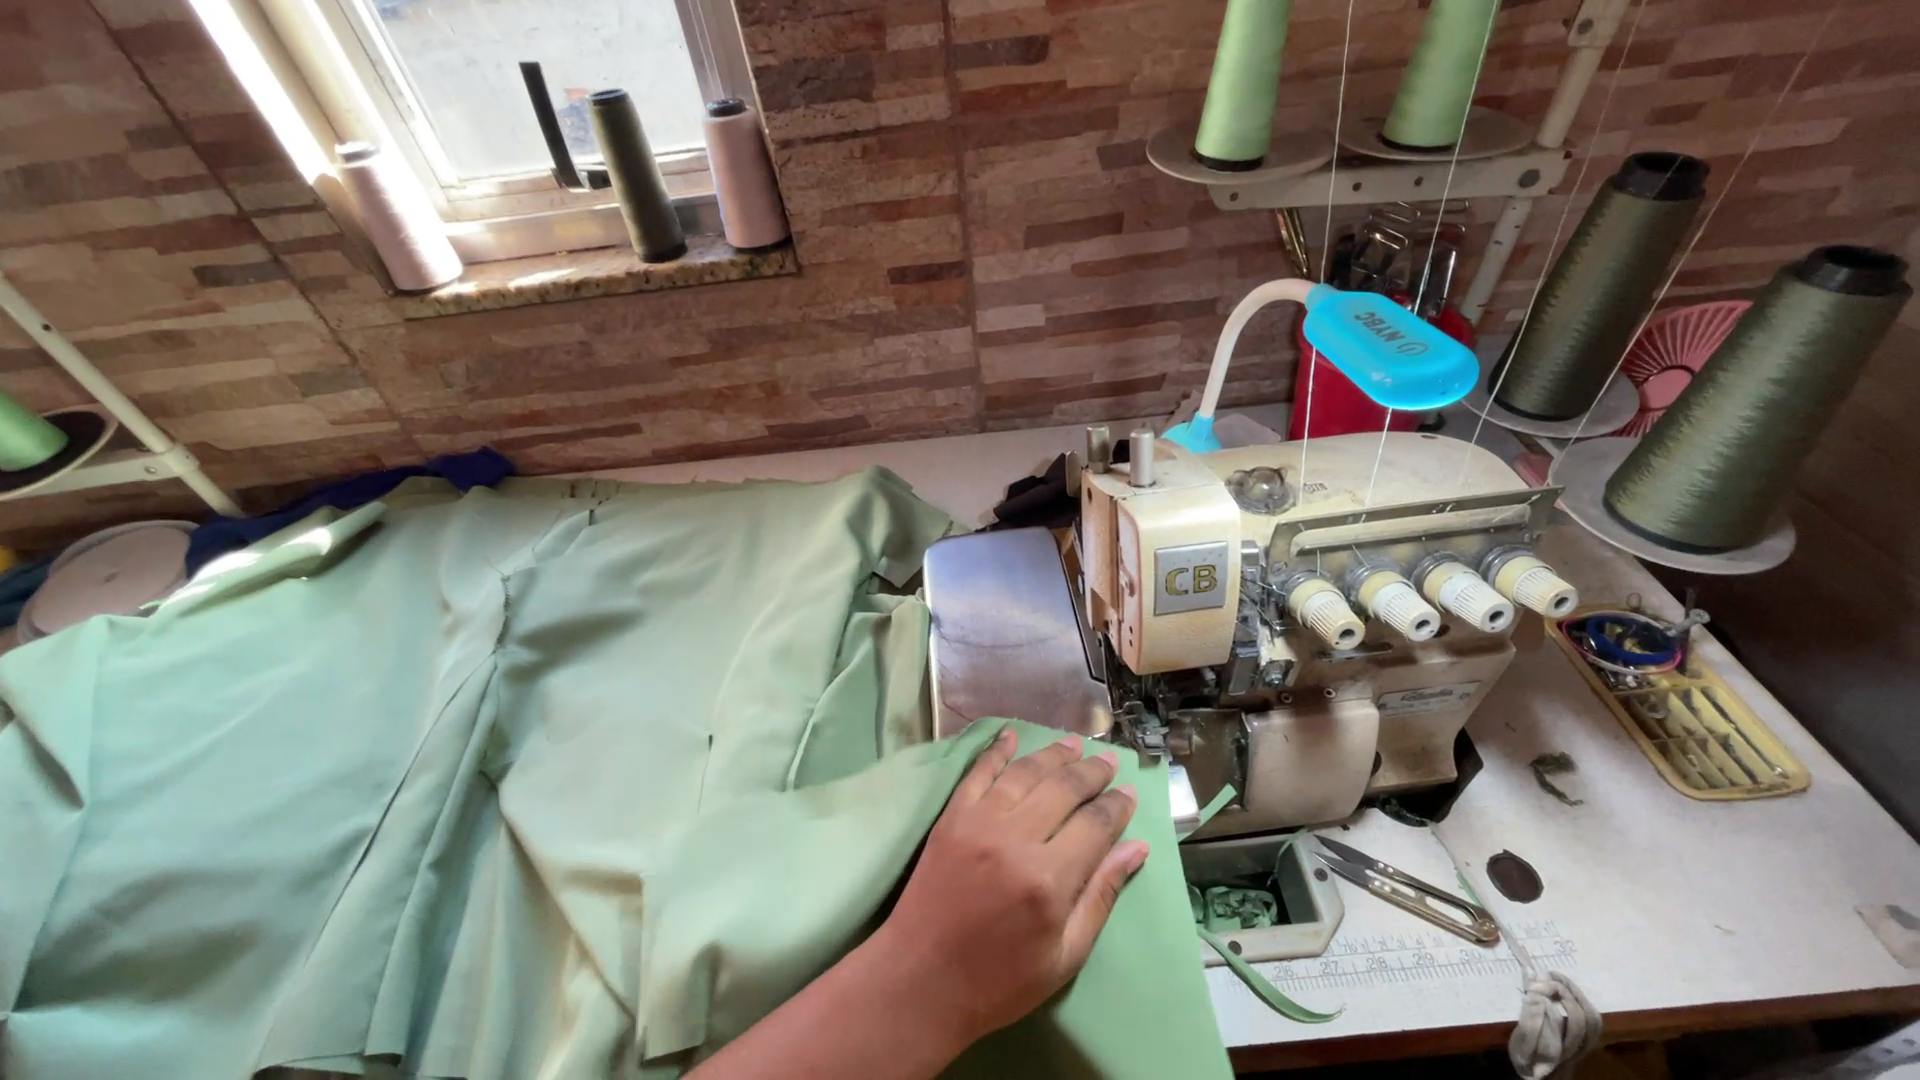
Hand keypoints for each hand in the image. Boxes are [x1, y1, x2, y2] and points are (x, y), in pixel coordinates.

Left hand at [871, 728, 1147, 1048]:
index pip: (1095, 825)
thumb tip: (1136, 848)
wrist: (921, 980)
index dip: (1117, 806)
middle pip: (1064, 789)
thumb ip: (1101, 896)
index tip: (1130, 794)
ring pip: (1025, 773)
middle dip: (1092, 772)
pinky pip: (978, 773)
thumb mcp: (1065, 955)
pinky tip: (1011, 736)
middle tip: (1108, 762)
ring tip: (1074, 744)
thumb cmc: (1000, 981)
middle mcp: (1016, 840)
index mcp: (1049, 879)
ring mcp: (979, 823)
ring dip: (1053, 754)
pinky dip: (996, 751)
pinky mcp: (950, 818)